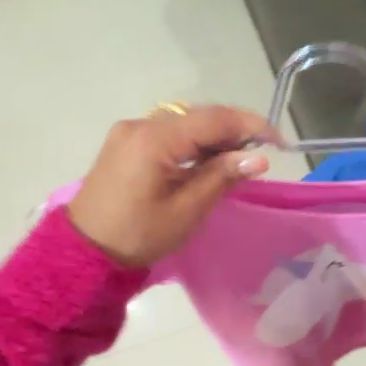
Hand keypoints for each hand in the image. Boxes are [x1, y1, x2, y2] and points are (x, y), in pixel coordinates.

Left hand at [66, 105, 273, 266]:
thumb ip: (222, 176)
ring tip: (240, 160)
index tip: (279, 144)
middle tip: (262, 154)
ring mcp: (131, 131)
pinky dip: (196, 141)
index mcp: (155, 139)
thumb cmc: (139, 234)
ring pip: (186, 121)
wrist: (85, 249)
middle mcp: (141, 125)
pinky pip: (171, 131)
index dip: (251, 126)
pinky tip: (210, 160)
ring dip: (216, 135)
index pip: (213, 119)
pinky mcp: (128, 142)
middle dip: (235, 130)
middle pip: (200, 115)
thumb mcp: (187, 209)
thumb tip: (259, 158)